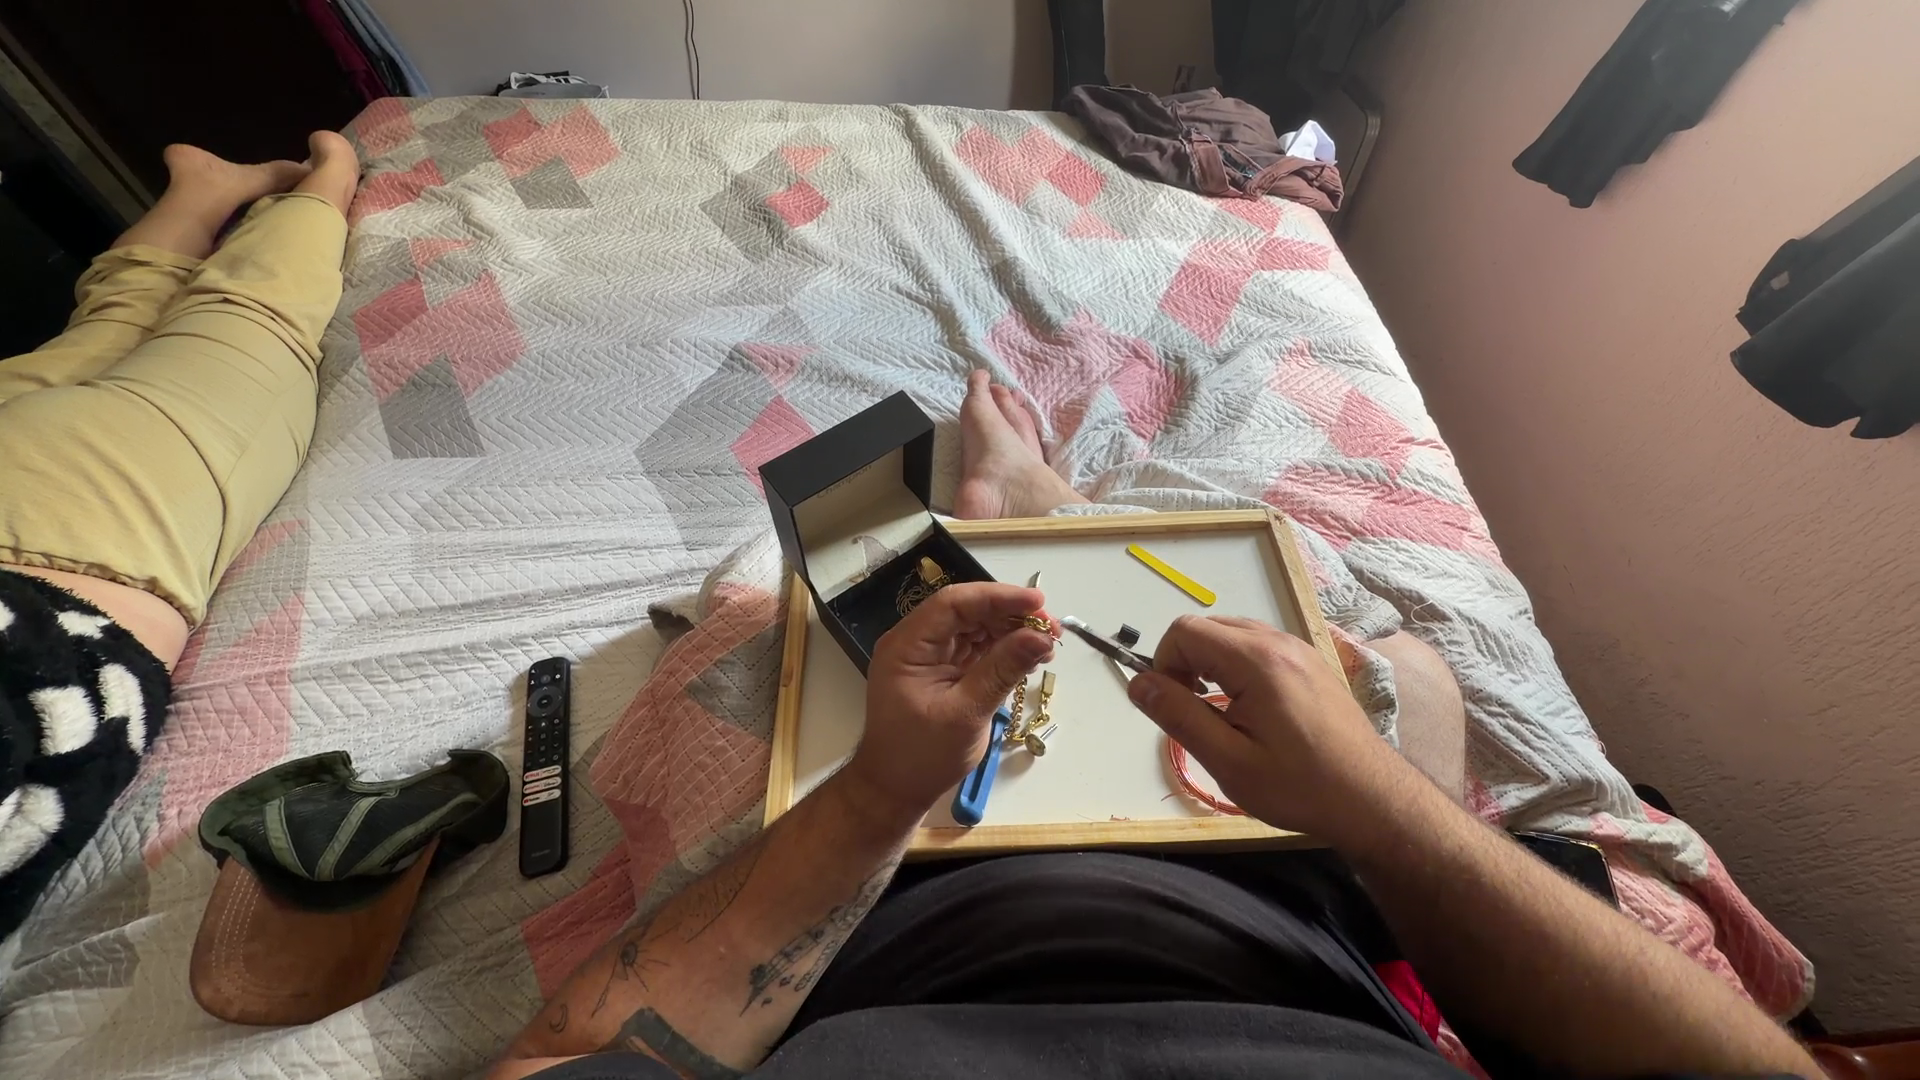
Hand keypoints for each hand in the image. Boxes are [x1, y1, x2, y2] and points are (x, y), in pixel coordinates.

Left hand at [843, 583, 1054, 820]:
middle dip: (1010, 614)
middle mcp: (916, 642)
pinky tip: (1029, 657)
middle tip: (1052, 628)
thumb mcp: (965, 713)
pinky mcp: (943, 670)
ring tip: (1047, 645)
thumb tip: (1041, 637)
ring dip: (1011, 631)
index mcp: (908, 645)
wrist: (895, 790)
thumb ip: (1002, 670)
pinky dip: (1003, 650)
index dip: (997, 597)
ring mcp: (929, 655)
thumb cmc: (922, 756)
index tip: (1038, 603)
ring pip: (974, 627)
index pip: (954, 603)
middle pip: (967, 611)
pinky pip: (976, 648)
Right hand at [1125, 615, 1403, 841]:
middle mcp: (1278, 642)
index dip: (1164, 664)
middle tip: (1193, 711)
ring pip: (1230, 633)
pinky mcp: (1310, 661)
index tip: (1173, 705)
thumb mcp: (1229, 761)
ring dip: (1209, 663)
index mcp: (1257, 661)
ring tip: (1219, 712)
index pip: (1184, 631)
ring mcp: (1298, 648)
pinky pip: (1256, 645)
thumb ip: (1179, 716)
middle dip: (1184, 662)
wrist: (1375, 802)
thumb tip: (1138, 683)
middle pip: (1206, 626)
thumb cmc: (1299, 787)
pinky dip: (1235, 665)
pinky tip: (1248, 707)